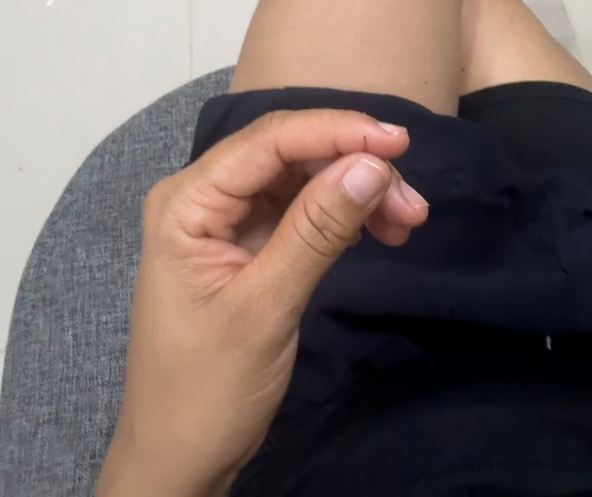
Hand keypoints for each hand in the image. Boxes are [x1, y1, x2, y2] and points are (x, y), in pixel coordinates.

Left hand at [97, 109, 430, 496]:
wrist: (179, 461)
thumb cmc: (207, 390)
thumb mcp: (265, 308)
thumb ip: (317, 231)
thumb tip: (373, 165)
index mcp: (189, 200)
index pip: (269, 140)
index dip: (337, 131)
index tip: (398, 142)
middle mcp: (206, 195)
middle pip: (291, 154)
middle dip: (354, 166)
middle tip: (412, 204)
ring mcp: (228, 218)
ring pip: (304, 178)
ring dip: (357, 191)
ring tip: (407, 222)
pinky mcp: (250, 241)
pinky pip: (304, 209)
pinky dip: (345, 215)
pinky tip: (379, 230)